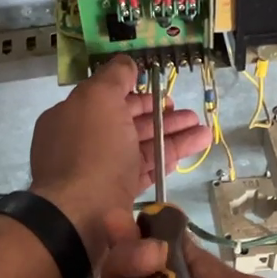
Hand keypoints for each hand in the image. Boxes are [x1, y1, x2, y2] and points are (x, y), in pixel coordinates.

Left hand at [30, 56, 208, 244]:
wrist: (80, 215)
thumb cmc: (90, 151)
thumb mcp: (99, 98)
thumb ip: (115, 76)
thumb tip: (127, 62)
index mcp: (72, 117)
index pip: (109, 100)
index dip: (139, 96)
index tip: (165, 96)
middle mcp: (82, 144)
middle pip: (128, 125)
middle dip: (162, 118)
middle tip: (192, 116)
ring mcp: (98, 173)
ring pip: (140, 149)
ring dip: (172, 138)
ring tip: (204, 133)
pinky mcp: (114, 198)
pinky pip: (143, 174)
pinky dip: (164, 162)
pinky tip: (185, 155)